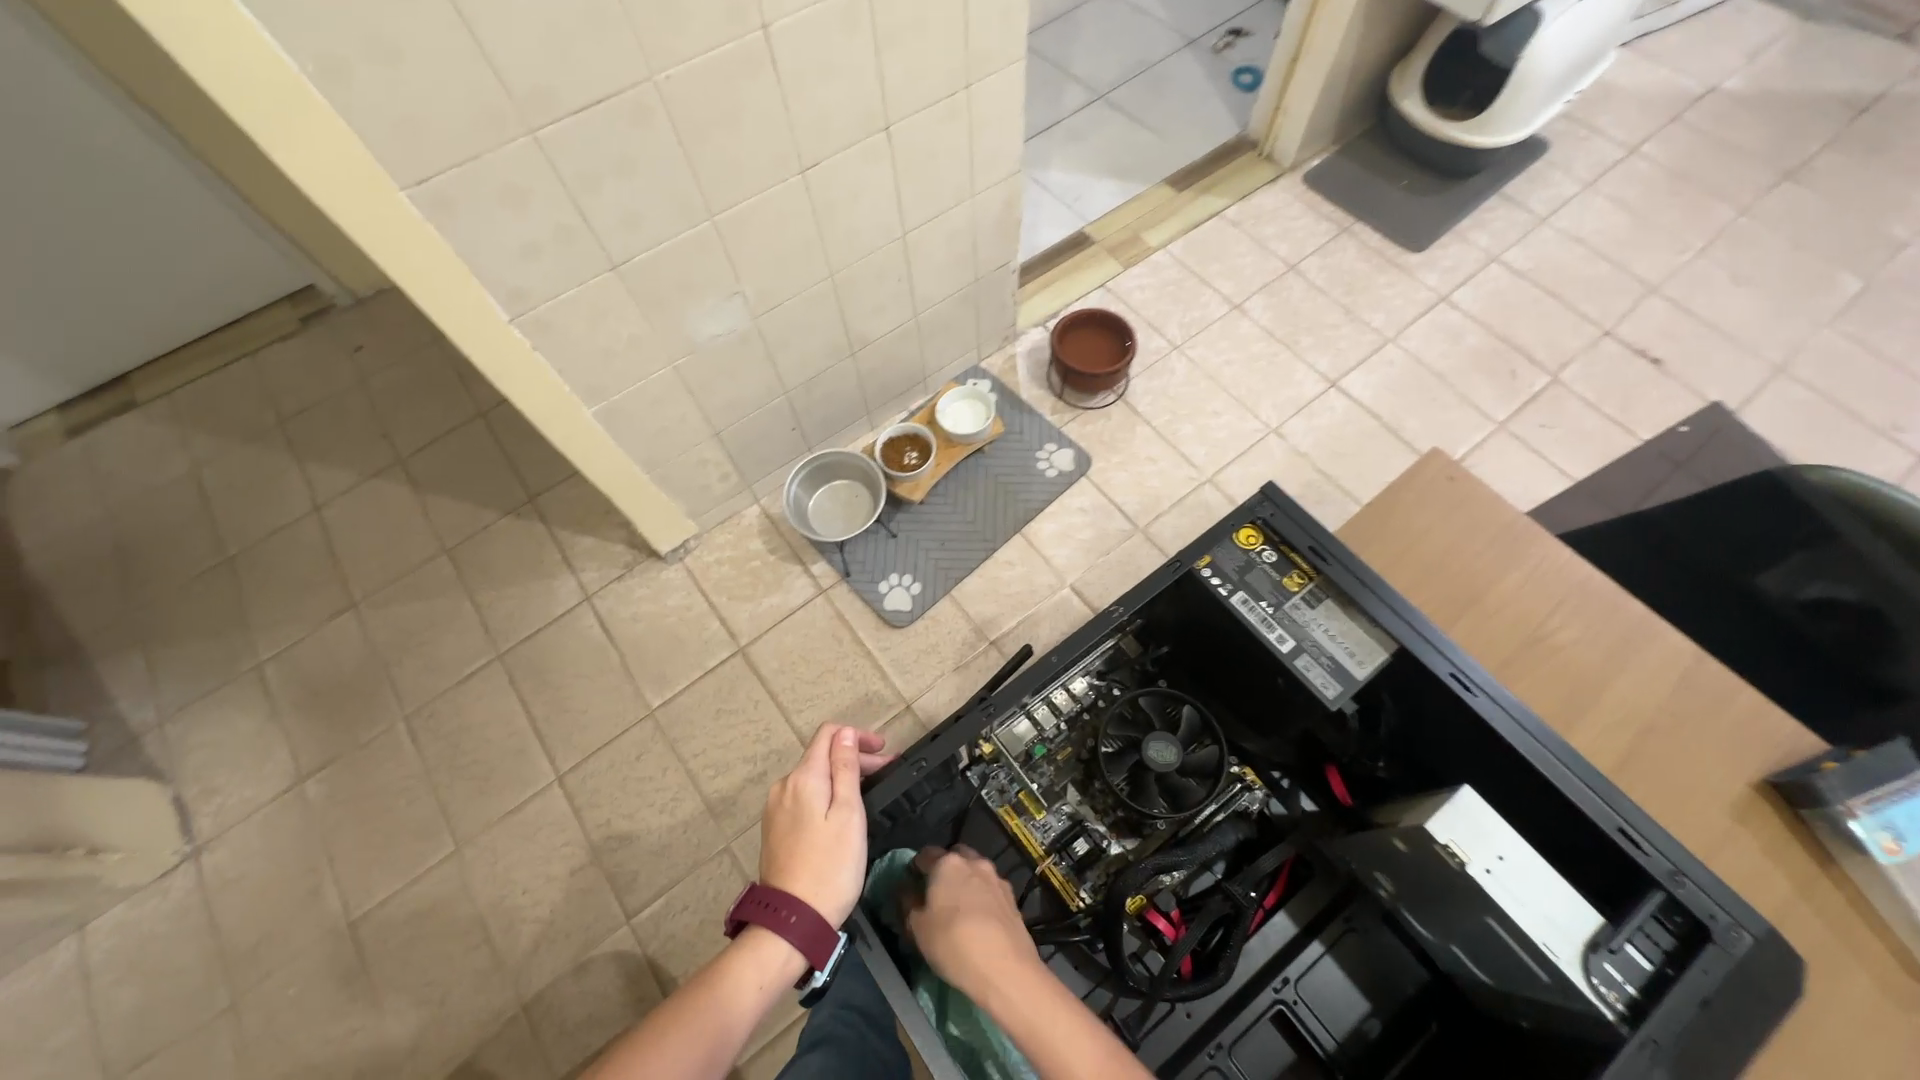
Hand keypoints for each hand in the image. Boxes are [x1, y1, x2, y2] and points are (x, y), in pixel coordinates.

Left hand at [758, 724, 893, 926]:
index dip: (857, 736)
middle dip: (854, 758)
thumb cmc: (831, 866)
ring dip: (841, 778)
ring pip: (813, 778)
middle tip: (887, 774)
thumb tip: (845, 734)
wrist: (794, 919)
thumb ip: (845, 769)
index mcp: (803, 777)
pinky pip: (804, 797)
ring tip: (869, 794)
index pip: (828, 734)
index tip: (883, 751)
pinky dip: (826, 795)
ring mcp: (776, 808)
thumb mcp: (848, 813)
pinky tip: (843, 812)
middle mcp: (784, 785)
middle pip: (821, 756)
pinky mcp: (775, 827)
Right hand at [905, 846, 1042, 1000]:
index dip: (916, 868)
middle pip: (956, 857)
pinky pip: (991, 889)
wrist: (1006, 969)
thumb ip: (909, 904)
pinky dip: (983, 897)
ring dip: (967, 882)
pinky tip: (980, 920)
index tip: (912, 884)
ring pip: (976, 872)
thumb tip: (908, 891)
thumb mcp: (917, 928)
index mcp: (947, 864)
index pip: (926, 854)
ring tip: (960, 908)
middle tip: (937, 894)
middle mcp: (975, 863)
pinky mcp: (1013, 898)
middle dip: (945, 869)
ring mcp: (997, 879)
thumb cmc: (953, 943)